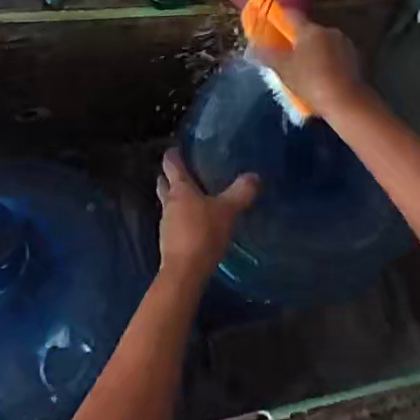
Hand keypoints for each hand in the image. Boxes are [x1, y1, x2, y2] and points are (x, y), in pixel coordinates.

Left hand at [155, 149, 256, 283]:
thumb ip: (241, 193)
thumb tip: (255, 176)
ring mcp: (166, 222)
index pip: (171, 163)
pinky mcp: (168, 241)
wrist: (185, 271)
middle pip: (163, 183)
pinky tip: (194, 224)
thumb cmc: (203, 233)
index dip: (173, 154)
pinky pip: (173, 223)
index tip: (177, 148)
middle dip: (170, 177)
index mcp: (180, 189)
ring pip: (167, 203)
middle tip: (184, 173)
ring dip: (175, 200)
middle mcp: (168, 202)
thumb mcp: (228, 211)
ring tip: (193, 199)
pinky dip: (181, 219)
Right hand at [249, 6, 367, 118]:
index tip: (272, 21)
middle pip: (308, 30)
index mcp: (310, 30)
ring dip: (314, 49)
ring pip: (323, 41)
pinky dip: (327, 59)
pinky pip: (335, 53)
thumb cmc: (311, 82)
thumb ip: (268, 55)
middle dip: (298, 39)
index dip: (280, 16)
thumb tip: (252, 47)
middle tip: (288, 54)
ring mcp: (344, 43)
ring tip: (306, 68)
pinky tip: (323, 74)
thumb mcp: (284, 70)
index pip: (292, 14)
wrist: (347, 101)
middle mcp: (328, 30)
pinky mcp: (355, 56)